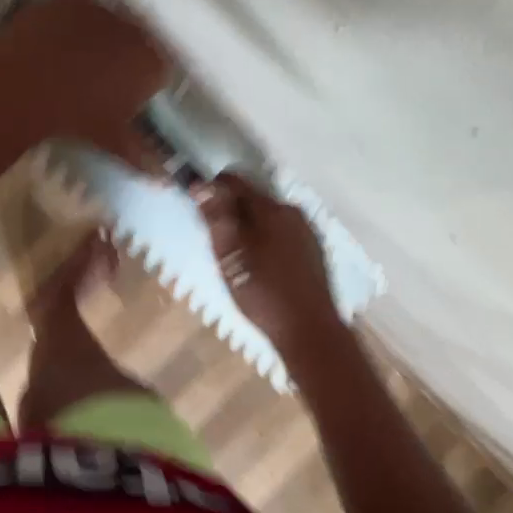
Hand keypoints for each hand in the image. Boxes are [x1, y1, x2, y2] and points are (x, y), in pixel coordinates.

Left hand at [0, 0, 170, 158]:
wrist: (24, 88)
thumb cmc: (75, 119)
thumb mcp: (111, 140)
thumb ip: (143, 157)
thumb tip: (165, 181)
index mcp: (152, 63)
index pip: (158, 69)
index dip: (140, 82)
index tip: (122, 95)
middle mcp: (136, 30)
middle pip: (136, 40)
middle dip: (121, 55)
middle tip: (96, 77)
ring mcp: (102, 9)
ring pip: (107, 22)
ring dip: (97, 35)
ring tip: (71, 58)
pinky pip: (77, 9)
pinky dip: (69, 21)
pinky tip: (53, 40)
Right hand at [196, 172, 344, 350]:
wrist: (309, 331)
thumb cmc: (263, 293)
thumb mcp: (229, 255)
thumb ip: (216, 217)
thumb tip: (200, 183)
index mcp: (269, 209)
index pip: (233, 181)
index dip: (211, 190)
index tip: (199, 209)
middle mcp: (291, 212)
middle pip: (251, 199)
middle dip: (231, 213)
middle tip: (218, 244)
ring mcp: (307, 231)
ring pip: (267, 218)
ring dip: (250, 229)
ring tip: (238, 260)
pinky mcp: (314, 250)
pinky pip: (282, 234)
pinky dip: (267, 241)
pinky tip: (262, 268)